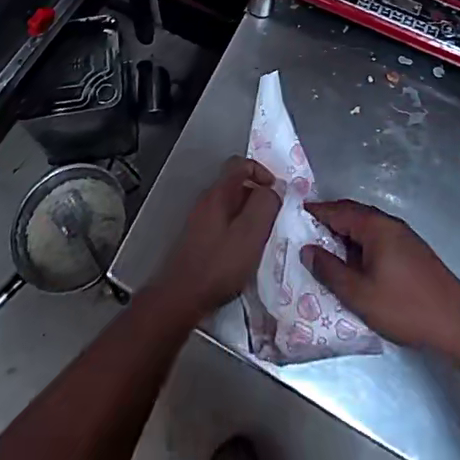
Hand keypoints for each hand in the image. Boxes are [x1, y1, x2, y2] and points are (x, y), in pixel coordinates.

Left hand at [145, 157, 280, 323]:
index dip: (262, 171)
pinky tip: (246, 251)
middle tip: (274, 218)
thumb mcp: (251, 233)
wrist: (182, 296)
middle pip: (237, 184)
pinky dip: (239, 229)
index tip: (276, 193)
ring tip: (263, 237)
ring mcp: (200, 219)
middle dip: (259, 196)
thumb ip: (265, 205)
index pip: (240, 164)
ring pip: (231, 205)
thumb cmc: (219, 264)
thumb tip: (274, 189)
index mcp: (218, 193)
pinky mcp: (199, 238)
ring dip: (250, 215)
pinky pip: (224, 222)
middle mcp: (207, 201)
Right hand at [302, 200, 459, 353]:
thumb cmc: (405, 306)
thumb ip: (330, 270)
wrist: (459, 324)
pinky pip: (377, 237)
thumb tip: (307, 250)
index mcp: (375, 226)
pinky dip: (360, 243)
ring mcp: (403, 236)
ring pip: (366, 226)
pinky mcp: (412, 252)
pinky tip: (354, 262)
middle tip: (306, 230)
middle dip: (329, 219)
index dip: (315, 211)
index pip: (337, 210)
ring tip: (325, 248)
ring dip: (345, 232)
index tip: (294, 213)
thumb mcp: (359, 294)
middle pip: (352, 213)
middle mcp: (389, 223)